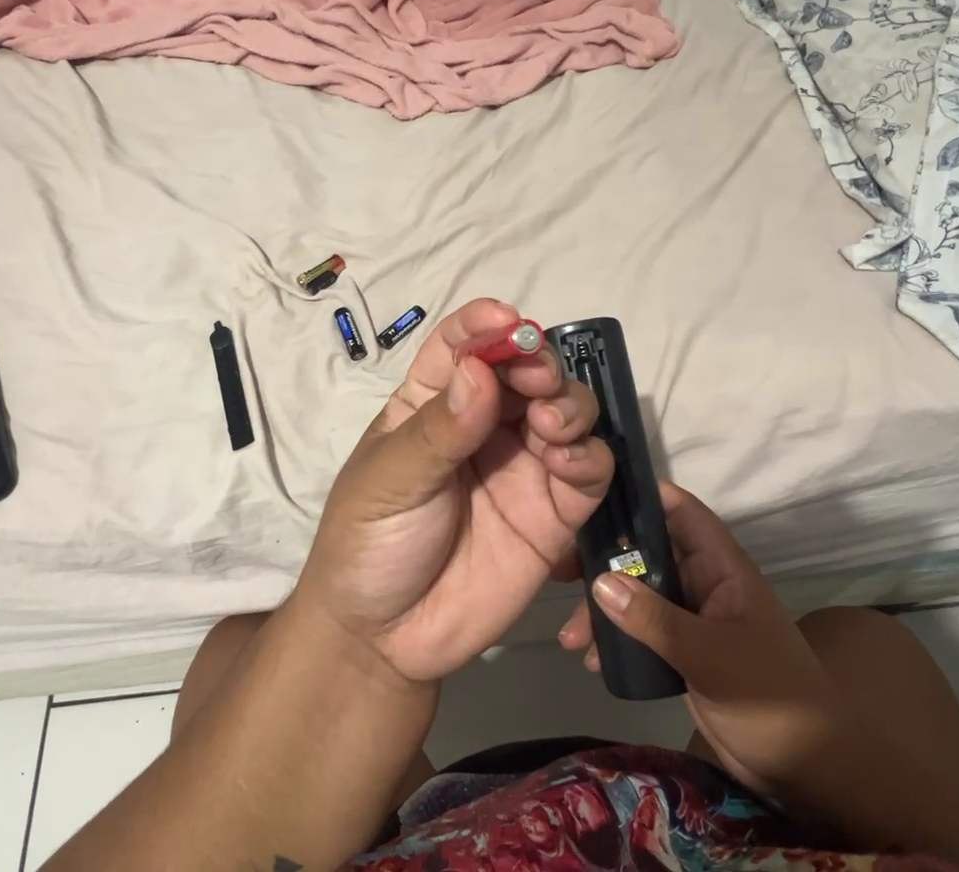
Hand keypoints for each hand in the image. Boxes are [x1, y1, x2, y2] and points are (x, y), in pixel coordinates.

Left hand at [295, 299, 614, 683]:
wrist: (385, 638)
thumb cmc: (368, 543)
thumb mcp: (387, 482)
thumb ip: (438, 431)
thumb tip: (478, 370)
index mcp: (431, 405)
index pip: (460, 348)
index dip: (484, 326)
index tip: (506, 320)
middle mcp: (485, 427)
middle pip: (525, 373)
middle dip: (538, 364)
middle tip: (536, 379)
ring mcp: (523, 467)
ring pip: (567, 413)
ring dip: (569, 405)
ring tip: (551, 424)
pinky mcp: (555, 514)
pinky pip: (588, 472)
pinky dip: (590, 457)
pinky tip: (569, 462)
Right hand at [557, 482, 861, 805]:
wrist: (806, 770)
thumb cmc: (772, 699)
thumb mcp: (711, 656)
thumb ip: (655, 619)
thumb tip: (600, 582)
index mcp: (722, 569)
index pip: (680, 512)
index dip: (641, 496)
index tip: (590, 496)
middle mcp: (702, 584)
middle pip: (646, 552)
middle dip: (603, 560)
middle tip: (561, 572)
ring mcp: (690, 619)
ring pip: (635, 594)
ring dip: (601, 609)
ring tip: (571, 638)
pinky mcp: (680, 652)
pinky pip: (638, 631)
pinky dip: (613, 640)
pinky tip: (593, 661)